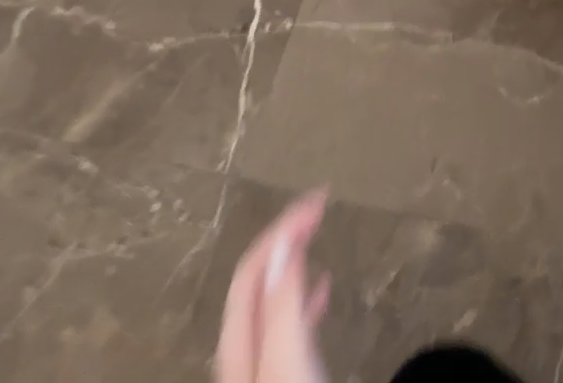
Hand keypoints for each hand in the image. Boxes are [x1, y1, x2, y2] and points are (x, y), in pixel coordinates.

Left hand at [216, 191, 331, 382]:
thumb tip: (283, 244)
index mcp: (240, 346)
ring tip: (317, 238)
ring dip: (291, 263)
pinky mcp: (280, 374)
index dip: (283, 229)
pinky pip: (286, 323)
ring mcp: (259, 366)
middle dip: (284, 239)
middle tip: (320, 206)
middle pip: (254, 286)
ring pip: (269, 303)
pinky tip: (320, 291)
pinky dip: (302, 295)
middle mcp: (243, 354)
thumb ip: (284, 308)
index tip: (321, 198)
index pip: (253, 272)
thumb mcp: (288, 361)